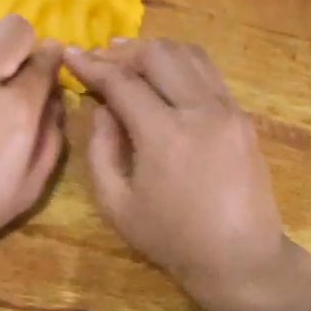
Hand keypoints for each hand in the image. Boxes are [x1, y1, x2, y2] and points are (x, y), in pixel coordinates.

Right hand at [66, 40, 289, 304]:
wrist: (240, 258)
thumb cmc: (171, 238)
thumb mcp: (116, 204)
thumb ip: (101, 148)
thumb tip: (103, 107)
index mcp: (166, 136)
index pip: (123, 82)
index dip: (91, 65)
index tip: (68, 53)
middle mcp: (200, 111)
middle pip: (158, 54)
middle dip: (122, 51)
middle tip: (99, 61)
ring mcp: (228, 110)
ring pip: (189, 53)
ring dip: (153, 52)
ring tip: (128, 62)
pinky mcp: (241, 115)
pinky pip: (207, 72)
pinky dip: (179, 64)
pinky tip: (161, 79)